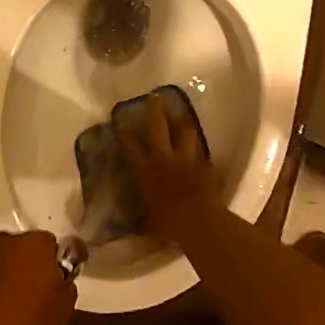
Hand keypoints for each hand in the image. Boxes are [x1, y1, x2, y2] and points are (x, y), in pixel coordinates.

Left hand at [0, 231, 76, 324]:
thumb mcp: (60, 313)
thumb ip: (66, 288)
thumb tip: (61, 280)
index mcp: (36, 245)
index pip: (50, 243)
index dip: (52, 263)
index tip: (51, 284)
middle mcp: (6, 239)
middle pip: (21, 246)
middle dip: (25, 264)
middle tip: (29, 293)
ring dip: (1, 271)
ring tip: (2, 303)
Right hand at [119, 98, 215, 223]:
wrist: (198, 219)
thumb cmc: (169, 222)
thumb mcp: (149, 222)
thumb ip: (141, 219)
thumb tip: (134, 226)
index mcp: (145, 169)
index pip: (131, 146)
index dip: (126, 134)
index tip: (122, 124)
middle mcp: (163, 157)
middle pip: (158, 126)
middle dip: (155, 111)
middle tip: (154, 98)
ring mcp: (185, 157)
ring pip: (184, 130)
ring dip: (180, 120)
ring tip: (179, 113)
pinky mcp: (203, 162)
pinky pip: (199, 148)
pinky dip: (196, 145)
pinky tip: (196, 143)